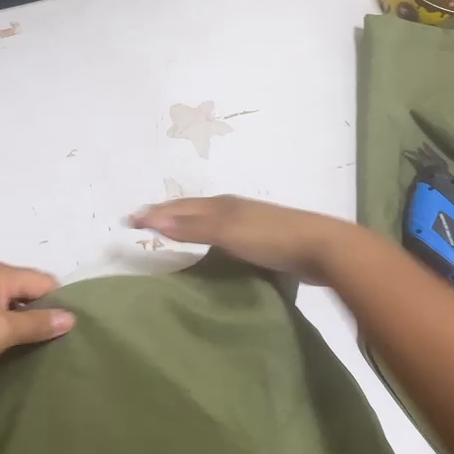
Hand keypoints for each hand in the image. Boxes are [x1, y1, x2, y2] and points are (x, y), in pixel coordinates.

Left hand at [0, 261, 74, 383]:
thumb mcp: (3, 331)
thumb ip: (38, 324)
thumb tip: (71, 318)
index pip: (43, 281)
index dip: (58, 303)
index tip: (69, 330)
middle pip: (28, 289)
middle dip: (41, 311)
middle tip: (55, 340)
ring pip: (11, 302)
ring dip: (22, 320)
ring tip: (36, 346)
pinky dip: (6, 324)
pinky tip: (9, 344)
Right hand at [127, 195, 356, 278]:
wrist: (323, 247)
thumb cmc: (271, 237)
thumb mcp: (227, 232)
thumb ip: (191, 227)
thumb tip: (152, 219)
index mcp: (221, 205)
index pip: (179, 206)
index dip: (154, 212)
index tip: (129, 220)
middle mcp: (232, 209)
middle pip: (192, 209)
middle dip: (167, 213)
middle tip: (144, 222)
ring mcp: (250, 223)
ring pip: (209, 221)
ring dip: (187, 224)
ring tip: (171, 232)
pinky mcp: (264, 240)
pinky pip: (224, 235)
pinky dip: (207, 237)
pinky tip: (212, 249)